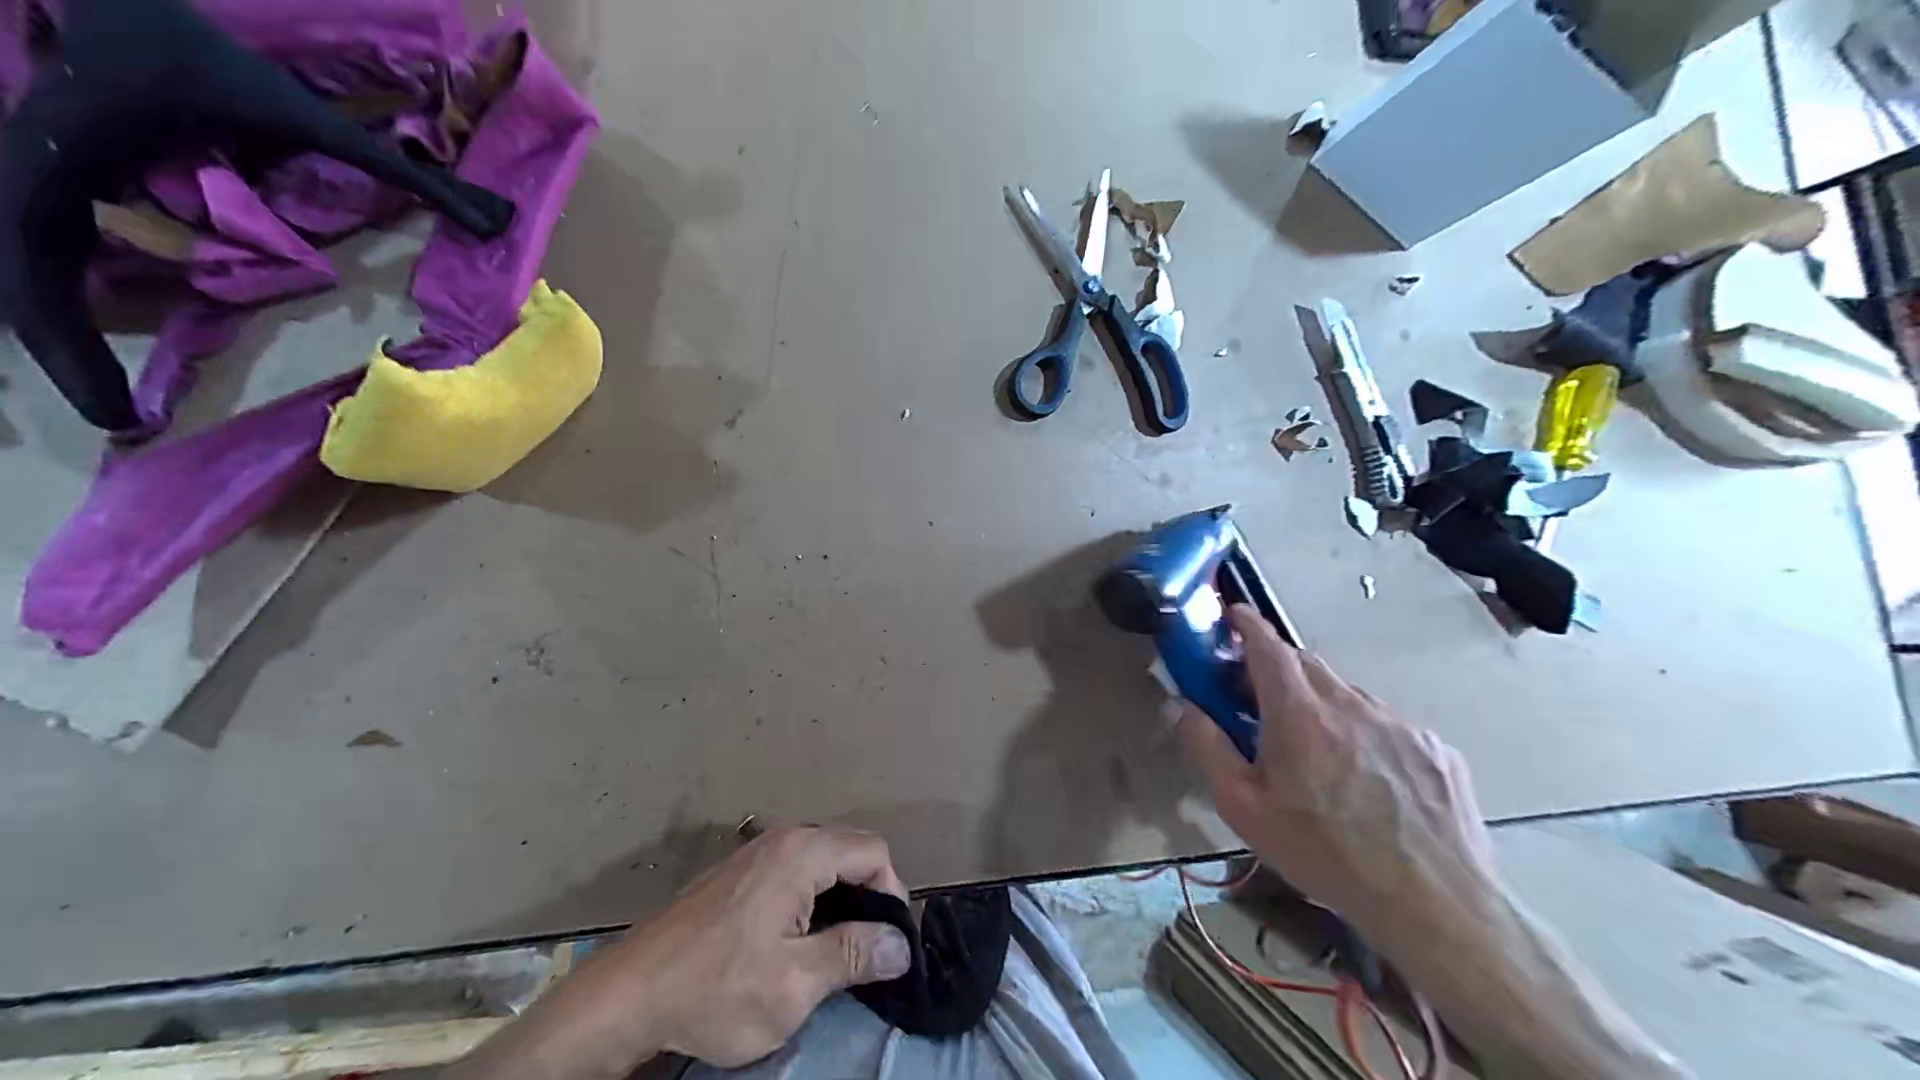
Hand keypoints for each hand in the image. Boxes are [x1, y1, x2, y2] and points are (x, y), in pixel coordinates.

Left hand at [445, 825, 911, 1078]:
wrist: (626, 996)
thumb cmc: (715, 988)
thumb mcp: (794, 983)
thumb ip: (853, 955)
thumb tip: (900, 944)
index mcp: (802, 852)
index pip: (874, 852)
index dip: (893, 894)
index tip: (890, 943)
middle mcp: (782, 839)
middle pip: (849, 852)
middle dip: (868, 896)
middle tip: (868, 951)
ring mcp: (756, 853)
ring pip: (821, 864)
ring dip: (839, 900)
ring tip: (837, 951)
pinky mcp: (737, 874)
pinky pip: (794, 873)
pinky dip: (811, 901)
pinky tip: (797, 942)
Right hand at [1178, 605, 1494, 928]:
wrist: (1434, 903)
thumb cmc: (1324, 853)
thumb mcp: (1243, 807)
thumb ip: (1206, 748)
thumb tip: (1185, 707)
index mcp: (1299, 712)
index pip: (1267, 645)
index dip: (1246, 623)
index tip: (1233, 615)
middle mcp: (1350, 702)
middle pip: (1306, 664)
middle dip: (1277, 669)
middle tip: (1259, 701)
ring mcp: (1398, 722)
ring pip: (1346, 693)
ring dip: (1320, 704)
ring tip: (1315, 752)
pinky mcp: (1434, 746)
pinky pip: (1385, 723)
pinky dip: (1361, 732)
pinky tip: (1366, 780)